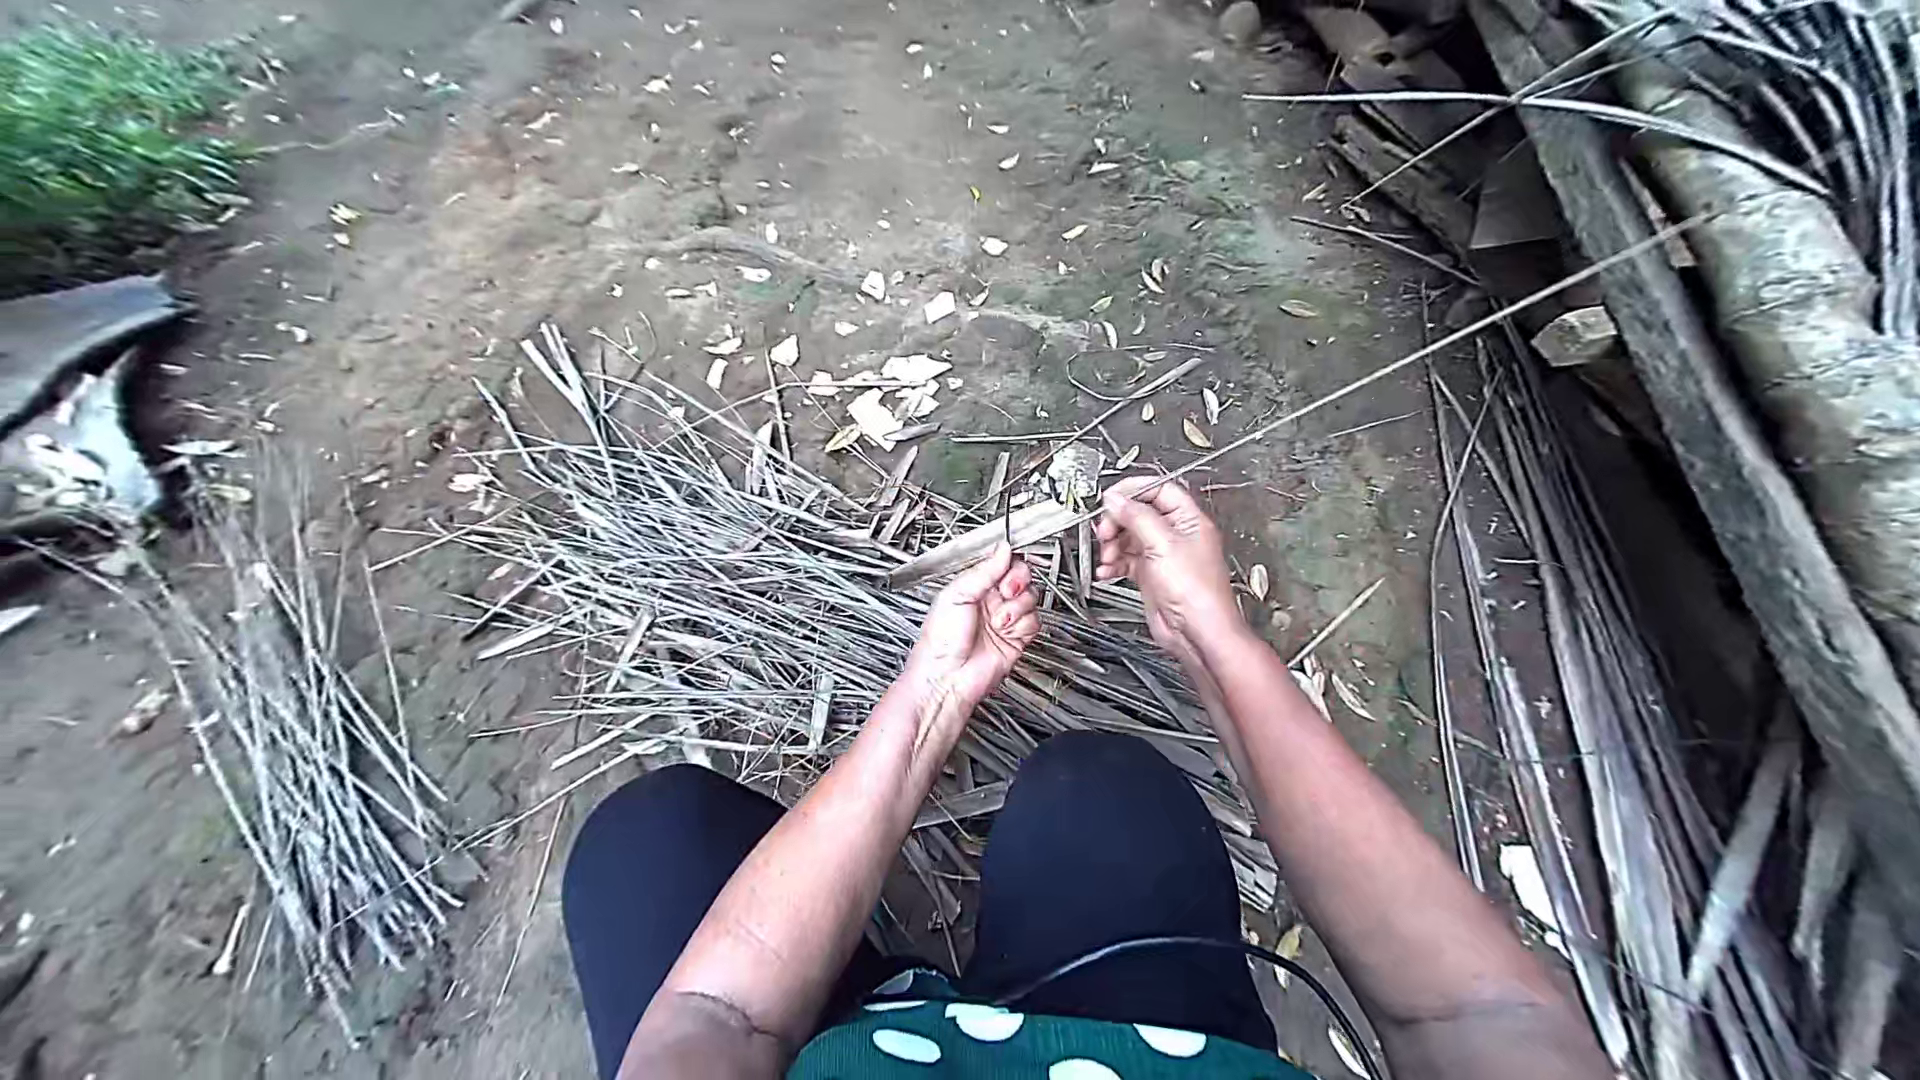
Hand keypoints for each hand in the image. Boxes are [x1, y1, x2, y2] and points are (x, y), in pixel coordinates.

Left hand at [900, 545, 1039, 718]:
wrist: (947, 677)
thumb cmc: (940, 641)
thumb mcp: (957, 594)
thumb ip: (984, 571)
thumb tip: (1002, 549)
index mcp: (974, 586)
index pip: (1001, 563)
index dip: (1009, 562)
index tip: (1008, 565)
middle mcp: (991, 600)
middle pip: (1022, 577)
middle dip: (1017, 582)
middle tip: (1005, 591)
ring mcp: (1005, 618)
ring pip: (1031, 597)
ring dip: (1017, 606)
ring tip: (999, 618)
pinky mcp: (1017, 637)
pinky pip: (1034, 620)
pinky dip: (1023, 623)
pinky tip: (1006, 629)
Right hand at [1095, 476, 1243, 666]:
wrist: (1197, 632)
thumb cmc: (1198, 593)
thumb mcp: (1163, 544)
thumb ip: (1137, 517)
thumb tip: (1117, 499)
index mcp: (1188, 520)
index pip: (1158, 490)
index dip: (1133, 491)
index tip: (1112, 498)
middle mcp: (1175, 535)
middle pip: (1138, 514)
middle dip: (1117, 521)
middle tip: (1105, 531)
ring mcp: (1161, 555)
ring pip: (1128, 538)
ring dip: (1112, 545)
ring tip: (1107, 555)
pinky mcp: (1150, 575)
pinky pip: (1125, 561)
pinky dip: (1113, 565)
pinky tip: (1107, 571)